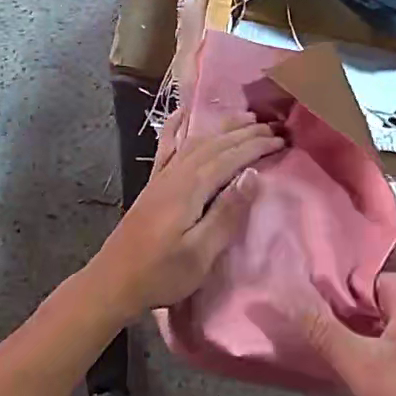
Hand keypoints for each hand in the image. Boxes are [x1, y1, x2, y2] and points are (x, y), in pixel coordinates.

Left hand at [85, 113, 282, 315]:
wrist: (113, 281)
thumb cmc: (161, 273)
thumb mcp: (200, 253)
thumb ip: (227, 214)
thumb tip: (252, 175)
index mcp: (190, 188)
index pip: (230, 157)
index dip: (257, 146)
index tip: (282, 140)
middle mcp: (176, 173)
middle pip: (215, 143)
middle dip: (246, 132)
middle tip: (275, 127)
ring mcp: (162, 176)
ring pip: (196, 141)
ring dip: (223, 128)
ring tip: (247, 119)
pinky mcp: (153, 184)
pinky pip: (167, 146)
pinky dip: (177, 126)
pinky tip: (181, 114)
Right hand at [304, 273, 395, 395]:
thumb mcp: (364, 368)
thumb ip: (322, 330)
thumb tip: (282, 295)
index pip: (357, 283)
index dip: (334, 309)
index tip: (319, 338)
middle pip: (375, 306)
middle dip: (354, 334)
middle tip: (342, 366)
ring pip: (393, 332)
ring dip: (374, 354)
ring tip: (365, 383)